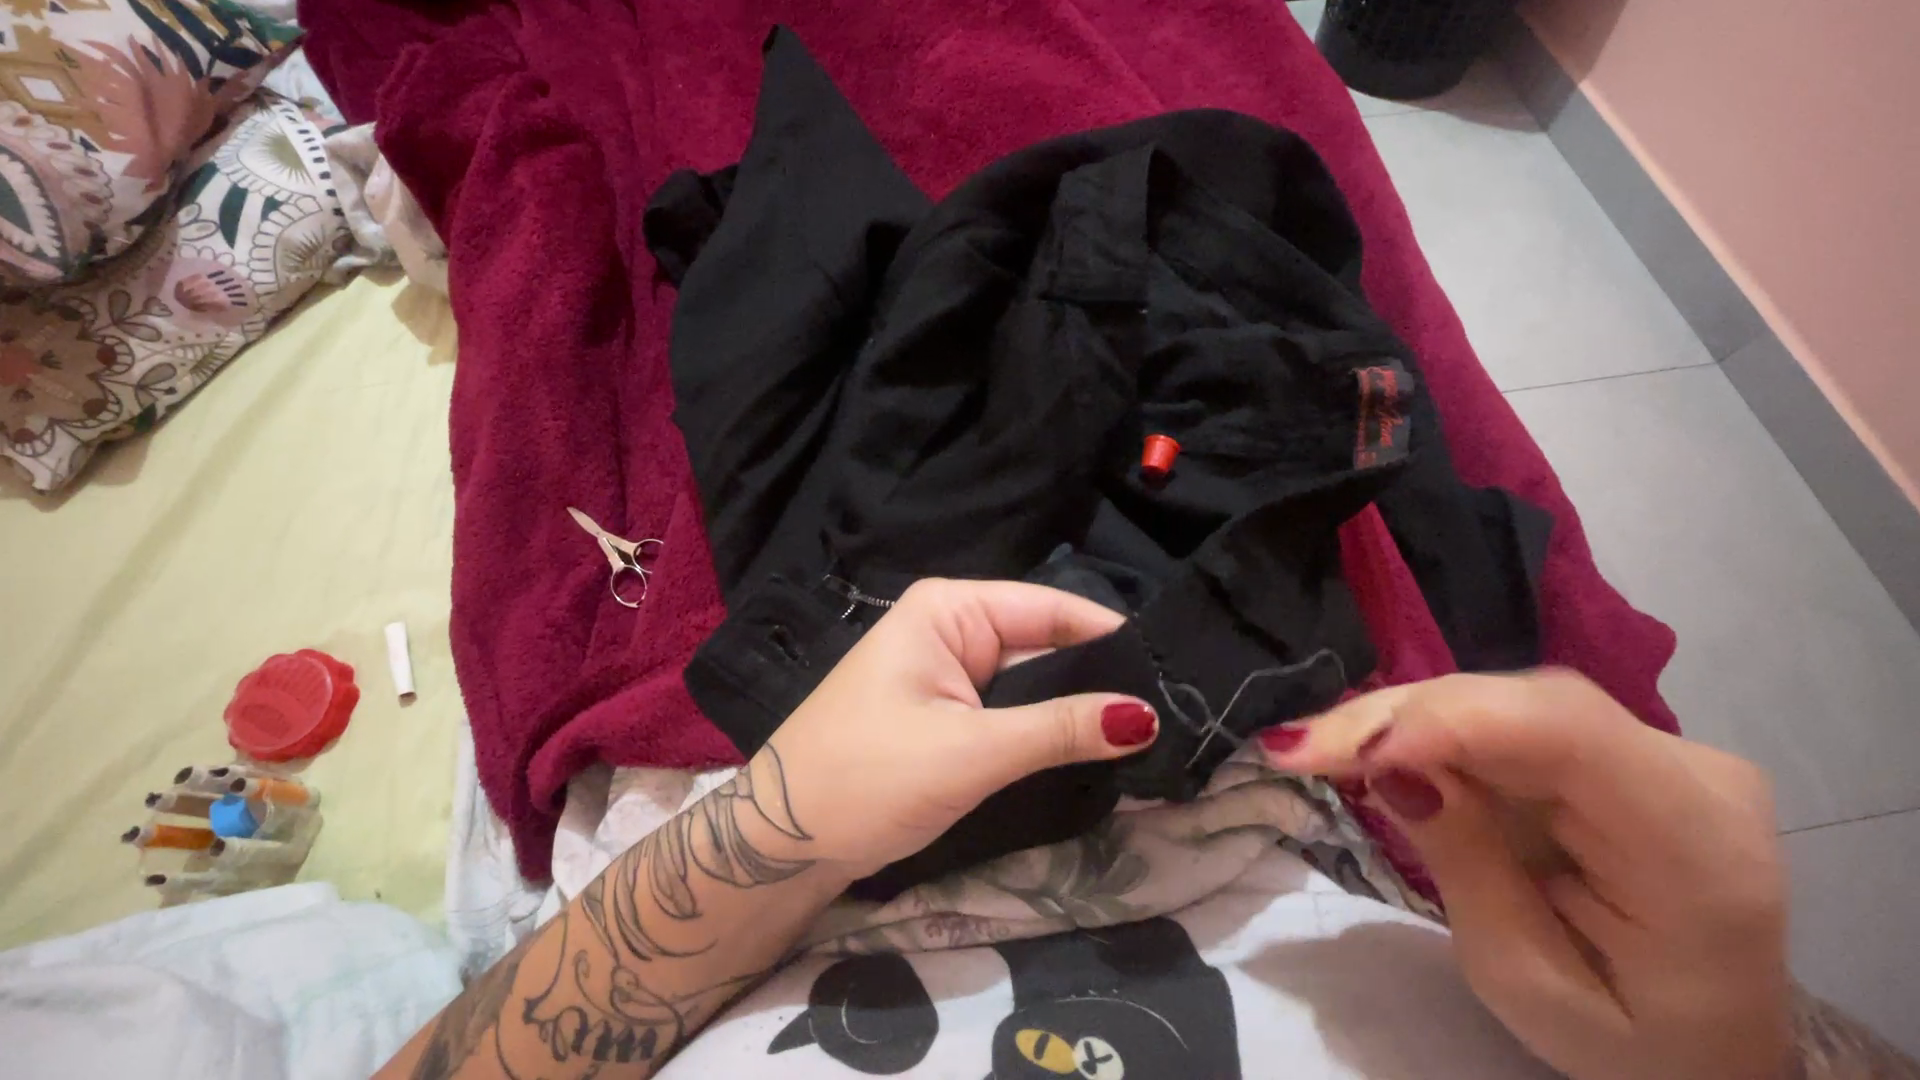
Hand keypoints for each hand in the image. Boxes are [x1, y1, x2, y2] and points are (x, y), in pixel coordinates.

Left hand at [762, 578, 1159, 881]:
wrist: (781, 842)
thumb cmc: (867, 778)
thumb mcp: (970, 752)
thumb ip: (1059, 728)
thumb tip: (1147, 716)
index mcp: (950, 610)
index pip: (1052, 609)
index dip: (1113, 639)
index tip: (1177, 675)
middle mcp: (950, 628)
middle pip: (1044, 643)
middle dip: (1098, 680)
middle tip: (1174, 717)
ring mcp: (946, 673)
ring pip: (1030, 682)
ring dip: (1074, 710)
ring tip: (1149, 737)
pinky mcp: (944, 714)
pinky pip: (1008, 711)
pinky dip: (1043, 731)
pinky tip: (1089, 751)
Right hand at [1262, 669, 1790, 1079]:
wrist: (1709, 1046)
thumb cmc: (1623, 1040)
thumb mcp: (1527, 977)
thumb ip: (1467, 864)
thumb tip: (1393, 769)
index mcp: (1694, 845)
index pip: (1567, 734)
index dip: (1447, 721)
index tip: (1349, 753)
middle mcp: (1685, 770)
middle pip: (1518, 706)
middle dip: (1394, 720)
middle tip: (1291, 749)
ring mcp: (1650, 748)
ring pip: (1495, 701)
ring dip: (1395, 722)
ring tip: (1309, 749)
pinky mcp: (1606, 746)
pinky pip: (1497, 719)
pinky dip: (1421, 732)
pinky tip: (1363, 747)